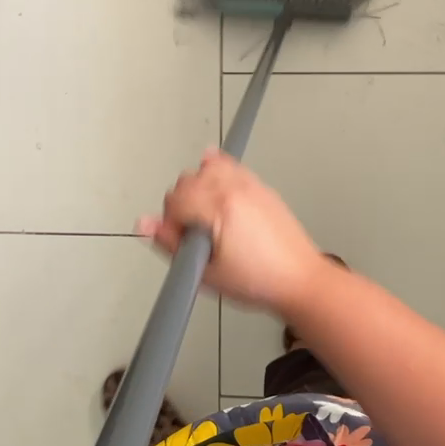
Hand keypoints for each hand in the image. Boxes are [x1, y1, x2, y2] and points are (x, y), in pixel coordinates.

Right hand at [138, 150, 334, 314]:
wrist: (299, 280)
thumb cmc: (258, 281)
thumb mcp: (206, 273)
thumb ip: (171, 245)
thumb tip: (145, 225)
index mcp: (218, 208)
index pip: (174, 200)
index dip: (169, 224)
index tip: (179, 243)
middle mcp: (233, 189)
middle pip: (187, 181)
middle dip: (180, 204)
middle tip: (190, 233)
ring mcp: (249, 185)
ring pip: (206, 168)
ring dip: (197, 186)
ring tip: (201, 212)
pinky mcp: (260, 188)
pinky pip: (231, 164)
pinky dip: (217, 166)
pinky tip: (211, 171)